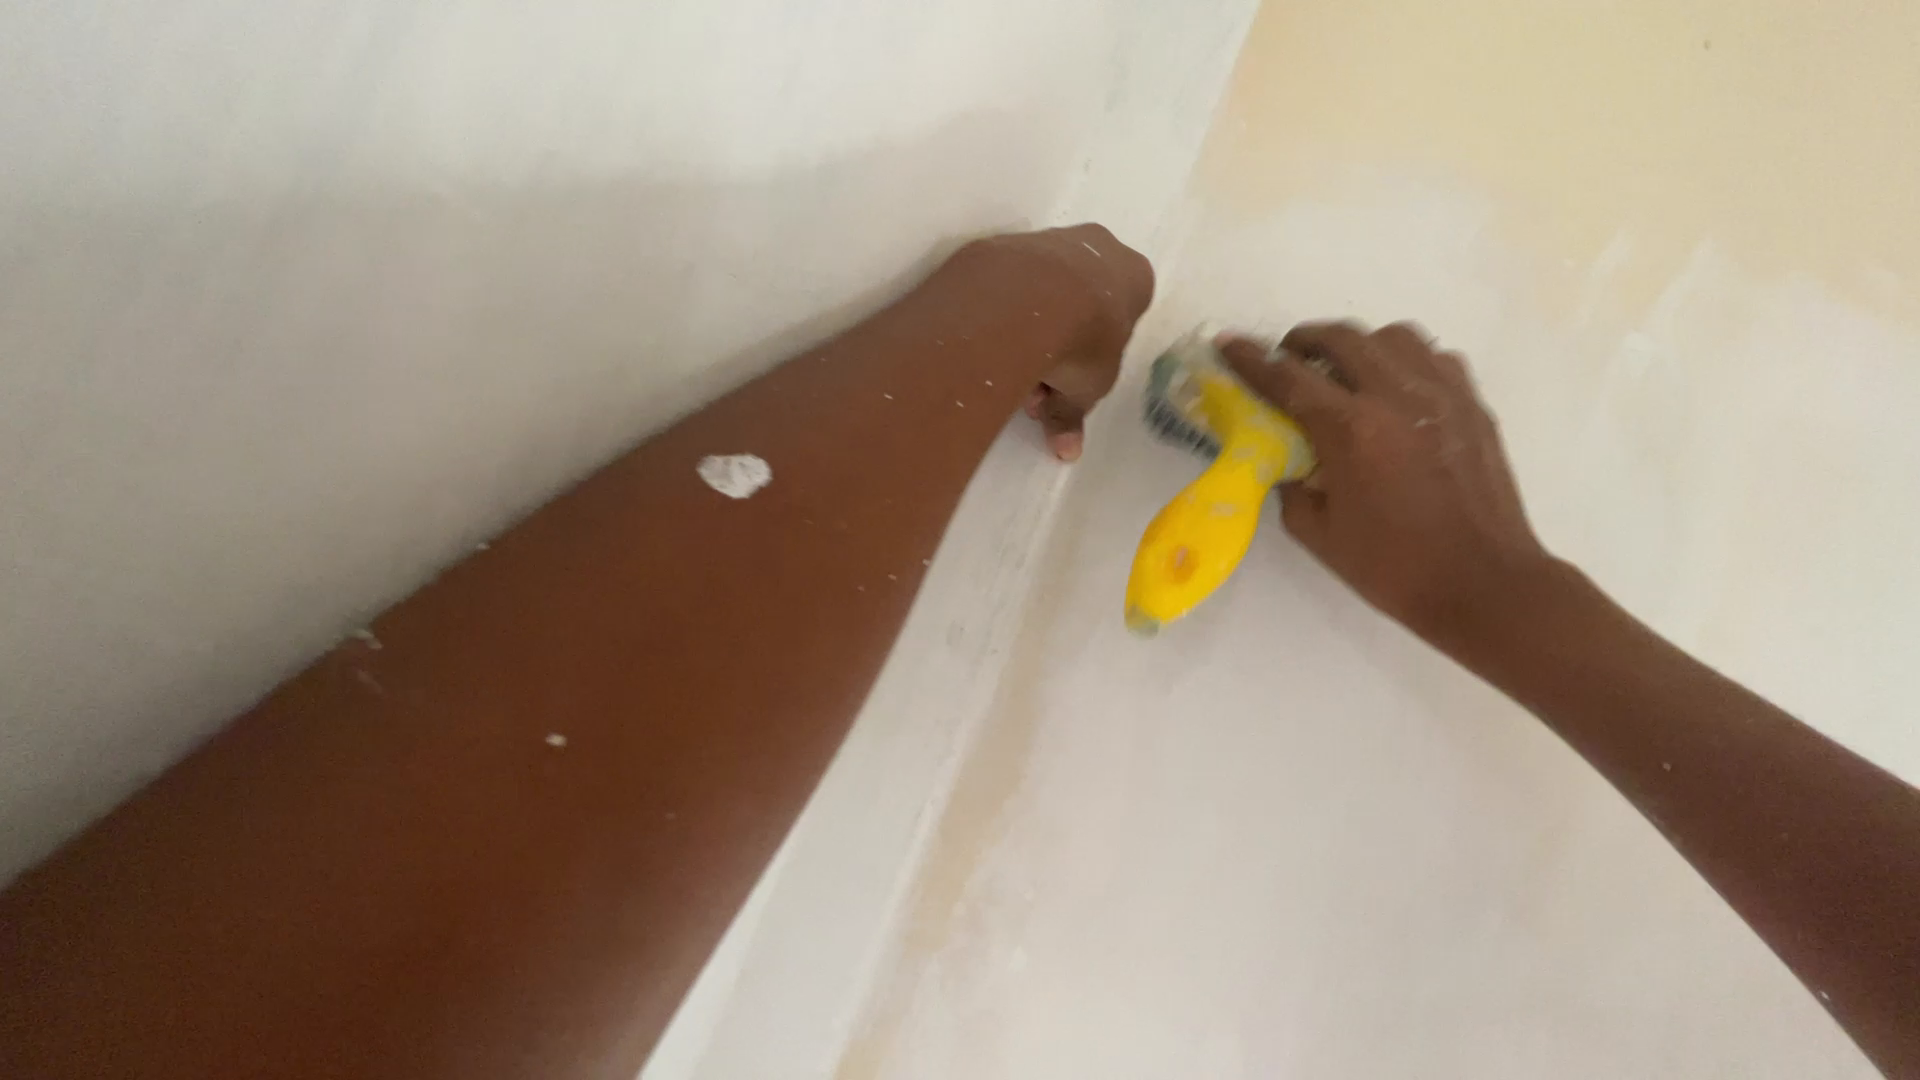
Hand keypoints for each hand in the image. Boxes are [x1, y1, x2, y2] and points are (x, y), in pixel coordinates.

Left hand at [949, 225, 1153, 460]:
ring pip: (1041, 295)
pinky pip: (1007, 287)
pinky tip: (986, 343)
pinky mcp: (1006, 243)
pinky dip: (1000, 314)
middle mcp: (1098, 246)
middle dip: (1057, 349)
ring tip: (1006, 372)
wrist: (1025, 300)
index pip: (1122, 317)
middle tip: (1034, 388)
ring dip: (1027, 334)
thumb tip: (1066, 451)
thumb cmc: (1082, 344)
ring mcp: (1049, 239)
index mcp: (1134, 276)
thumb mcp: (1086, 392)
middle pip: (1079, 304)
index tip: (1071, 382)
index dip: (1096, 357)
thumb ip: (1073, 415)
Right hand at [1219, 322, 1552, 645]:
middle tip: (1286, 357)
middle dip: (1303, 340)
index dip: (1249, 359)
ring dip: (1357, 345)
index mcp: (1351, 431)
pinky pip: (1433, 357)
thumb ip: (1292, 485)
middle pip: (1342, 339)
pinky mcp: (1472, 405)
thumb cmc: (1391, 565)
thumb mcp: (1316, 532)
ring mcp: (1442, 395)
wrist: (1482, 583)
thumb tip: (1288, 459)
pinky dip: (1403, 361)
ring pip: (1394, 336)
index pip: (1287, 378)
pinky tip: (1392, 391)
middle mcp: (1396, 398)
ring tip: (1342, 371)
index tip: (1227, 342)